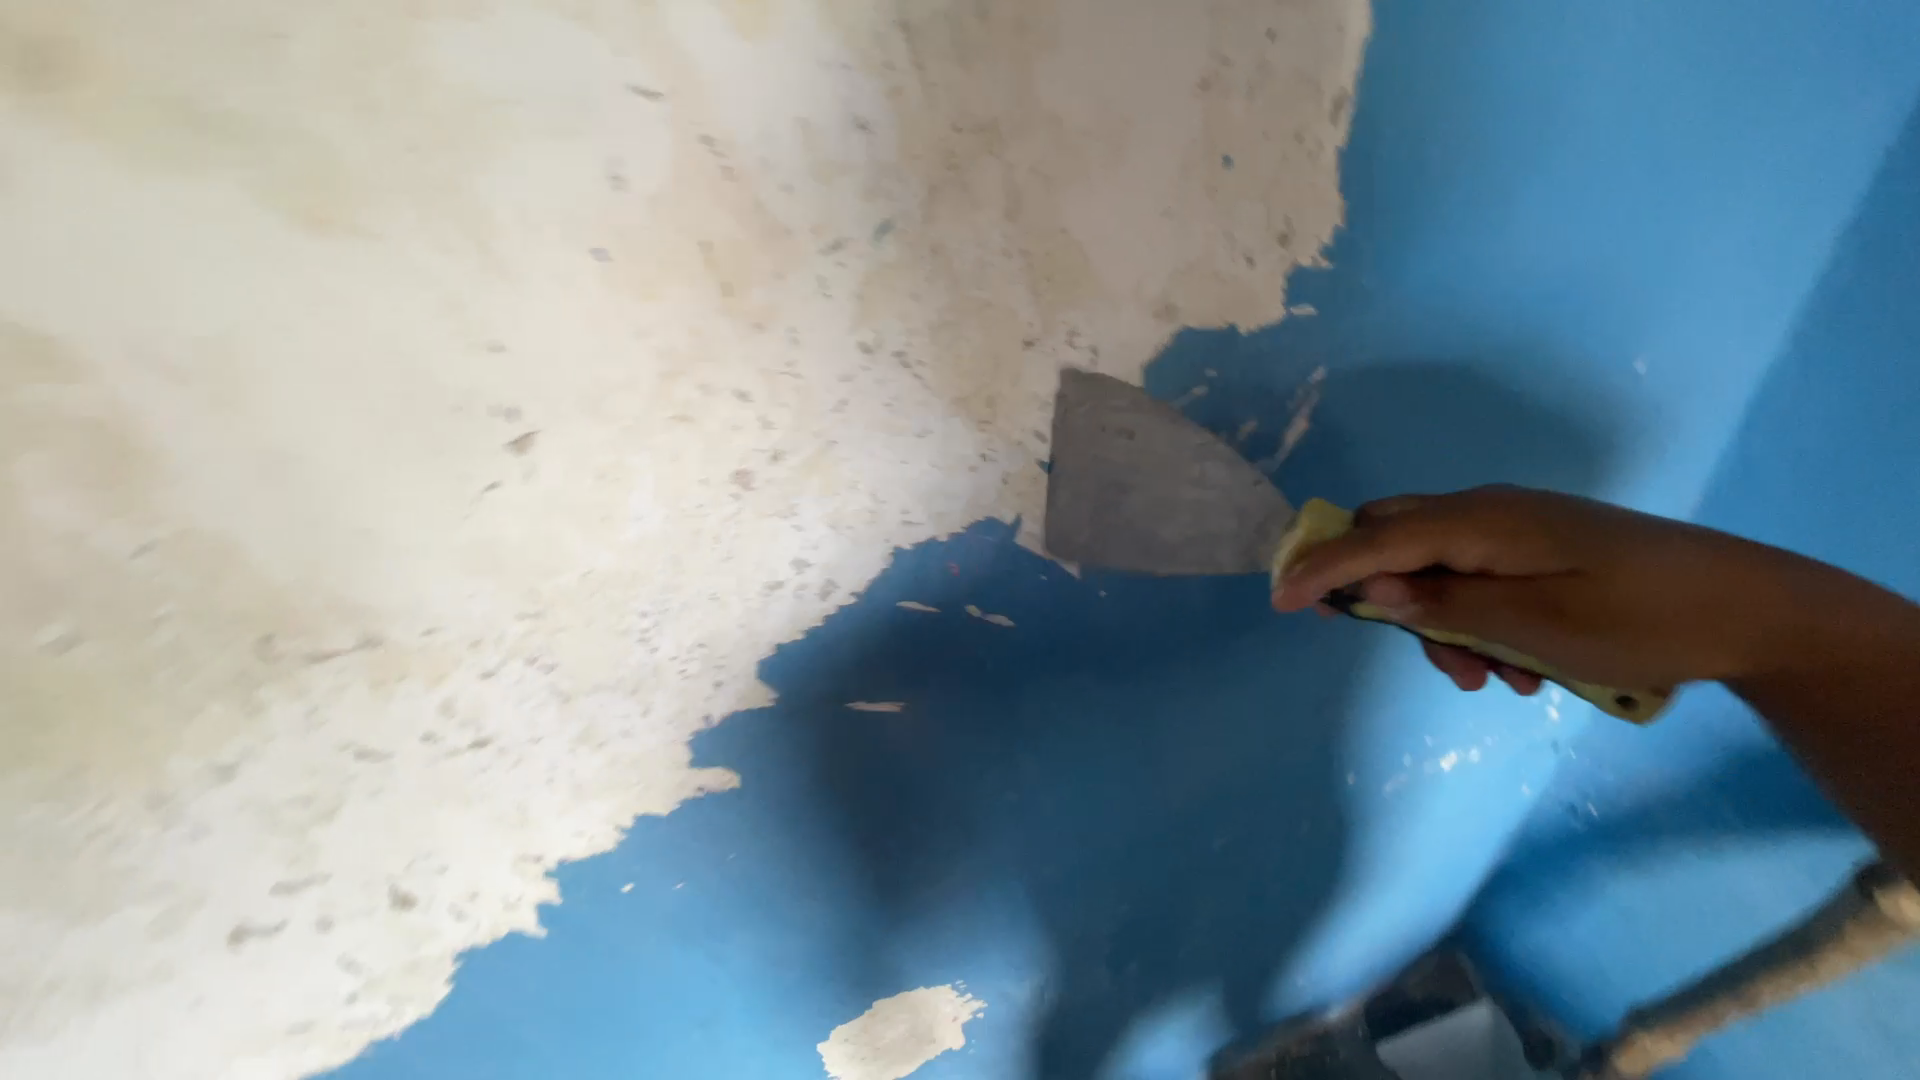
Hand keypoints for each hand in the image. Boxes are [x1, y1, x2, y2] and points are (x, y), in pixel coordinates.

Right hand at [1268, 485, 1832, 696]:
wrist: (1758, 613)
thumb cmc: (1641, 621)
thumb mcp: (1534, 625)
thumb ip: (1442, 604)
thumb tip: (1368, 590)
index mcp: (1480, 522)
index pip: (1375, 539)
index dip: (1321, 568)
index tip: (1278, 600)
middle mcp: (1485, 512)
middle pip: (1390, 534)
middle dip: (1375, 588)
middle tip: (1381, 635)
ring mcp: (1511, 528)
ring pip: (1430, 562)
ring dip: (1436, 620)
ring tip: (1487, 679)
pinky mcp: (1533, 548)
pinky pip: (1470, 574)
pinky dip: (1471, 617)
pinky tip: (1515, 664)